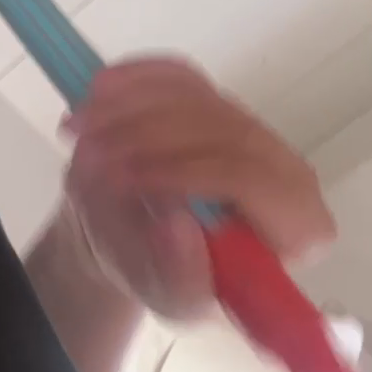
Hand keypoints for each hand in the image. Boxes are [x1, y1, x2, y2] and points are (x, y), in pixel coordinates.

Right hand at [61, 58, 334, 320]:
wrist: (130, 239)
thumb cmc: (158, 275)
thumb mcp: (168, 296)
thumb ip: (178, 272)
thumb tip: (179, 226)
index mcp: (296, 227)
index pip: (256, 180)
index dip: (186, 170)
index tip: (121, 177)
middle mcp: (285, 171)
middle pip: (220, 128)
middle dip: (142, 133)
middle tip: (83, 147)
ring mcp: (246, 130)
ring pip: (193, 96)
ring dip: (125, 103)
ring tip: (75, 126)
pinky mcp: (209, 103)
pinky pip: (177, 74)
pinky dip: (132, 75)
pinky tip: (94, 89)